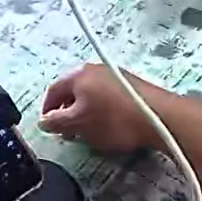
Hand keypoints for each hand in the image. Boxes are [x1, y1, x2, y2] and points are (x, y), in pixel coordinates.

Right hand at [38, 65, 171, 155]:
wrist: (158, 117)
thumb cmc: (114, 120)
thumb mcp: (79, 124)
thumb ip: (56, 122)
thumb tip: (43, 121)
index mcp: (78, 75)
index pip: (53, 90)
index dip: (47, 110)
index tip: (48, 126)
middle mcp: (95, 69)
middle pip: (73, 91)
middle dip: (67, 111)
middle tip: (67, 131)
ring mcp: (115, 74)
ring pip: (91, 94)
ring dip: (85, 111)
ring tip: (88, 130)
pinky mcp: (131, 84)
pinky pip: (107, 96)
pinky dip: (102, 109)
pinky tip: (109, 124)